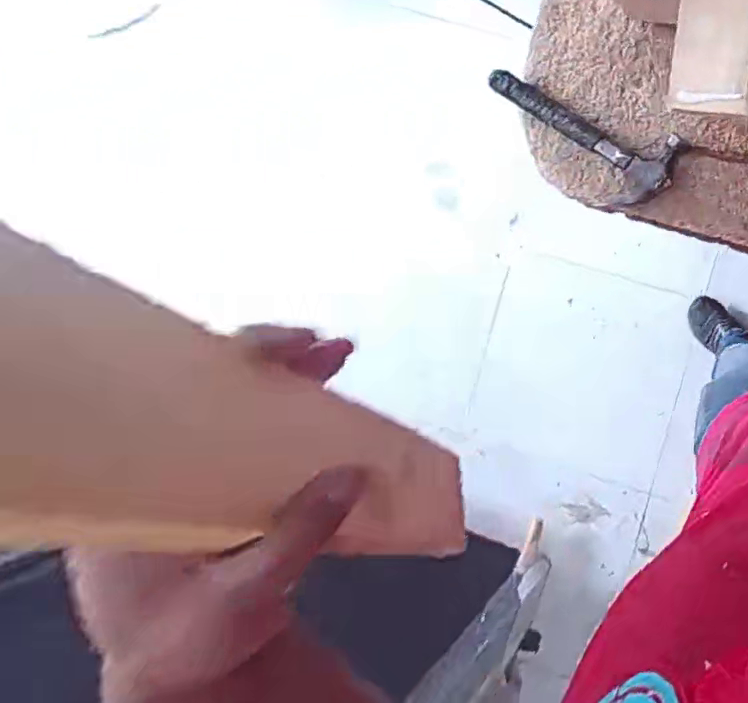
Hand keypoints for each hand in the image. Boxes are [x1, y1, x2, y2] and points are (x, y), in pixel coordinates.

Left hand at [66, 327, 367, 702]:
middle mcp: (156, 481)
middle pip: (200, 400)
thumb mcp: (241, 597)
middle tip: (320, 345)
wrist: (199, 666)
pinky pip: (264, 432)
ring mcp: (197, 480)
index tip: (273, 350)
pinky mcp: (234, 484)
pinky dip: (303, 406)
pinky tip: (334, 399)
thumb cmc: (196, 637)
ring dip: (290, 378)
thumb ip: (295, 538)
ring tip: (337, 354)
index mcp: (129, 505)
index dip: (209, 371)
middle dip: (262, 361)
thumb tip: (353, 473)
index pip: (155, 414)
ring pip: (236, 409)